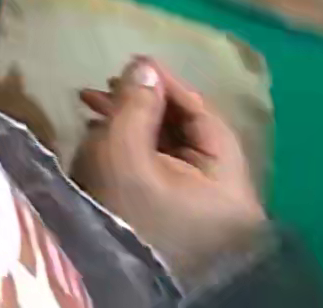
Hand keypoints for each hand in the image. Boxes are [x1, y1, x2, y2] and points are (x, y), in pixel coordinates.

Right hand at [71, 57, 267, 287]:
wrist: (103, 262)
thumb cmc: (121, 202)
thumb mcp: (122, 144)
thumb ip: (136, 102)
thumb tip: (145, 66)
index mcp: (229, 185)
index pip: (209, 120)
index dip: (173, 86)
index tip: (136, 61)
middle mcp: (230, 198)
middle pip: (193, 133)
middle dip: (148, 101)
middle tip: (107, 81)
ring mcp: (207, 208)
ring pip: (175, 146)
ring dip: (136, 118)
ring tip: (93, 101)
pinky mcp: (183, 212)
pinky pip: (166, 163)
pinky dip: (136, 140)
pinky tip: (103, 128)